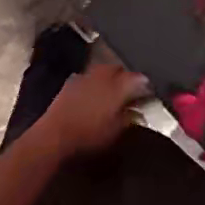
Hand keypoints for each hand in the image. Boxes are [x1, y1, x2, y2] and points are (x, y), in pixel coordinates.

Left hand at [30, 59, 149, 157]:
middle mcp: (102, 76)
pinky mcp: (72, 80)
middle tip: (131, 89)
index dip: (145, 85)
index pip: (137, 78)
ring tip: (114, 89)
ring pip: (103, 69)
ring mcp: (85, 75)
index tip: (149, 92)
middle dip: (127, 76)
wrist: (55, 133)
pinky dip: (96, 81)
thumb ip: (129, 117)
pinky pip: (89, 75)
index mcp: (117, 87)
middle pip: (119, 69)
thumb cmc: (89, 135)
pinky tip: (94, 92)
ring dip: (111, 76)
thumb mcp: (115, 131)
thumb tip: (138, 110)